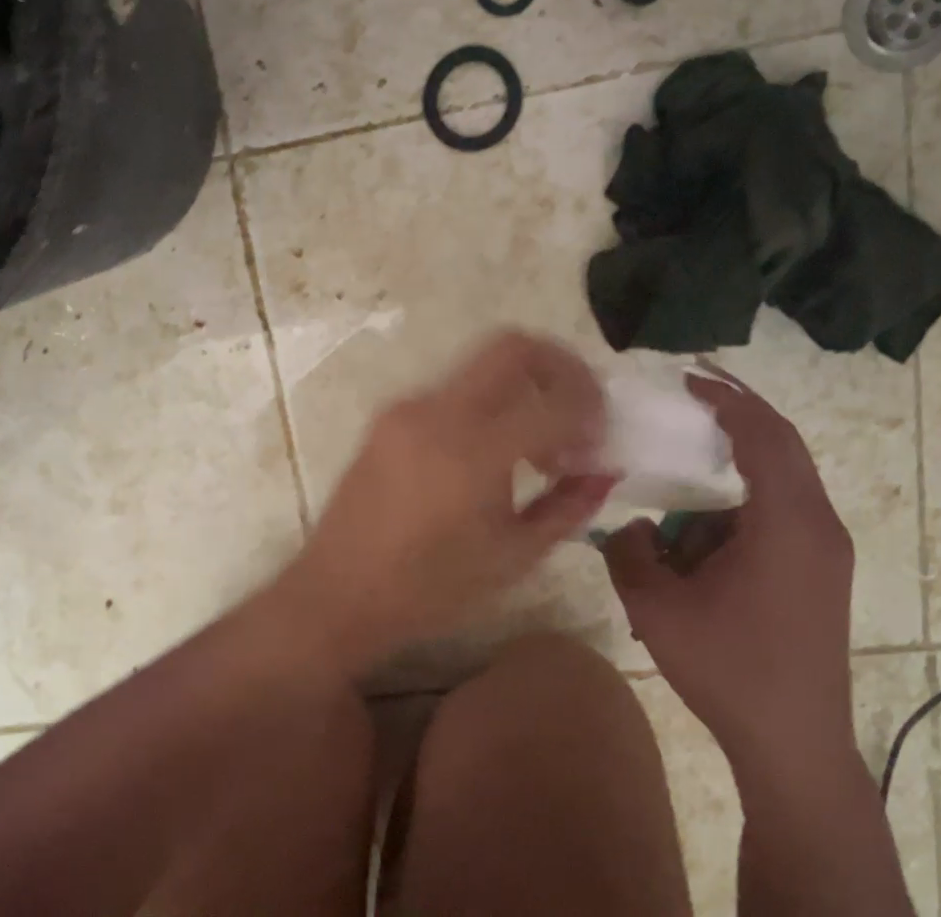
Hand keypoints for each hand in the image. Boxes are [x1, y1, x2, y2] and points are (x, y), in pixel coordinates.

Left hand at [281, 331, 614, 671]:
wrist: (337, 593)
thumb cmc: (429, 590)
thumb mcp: (513, 557)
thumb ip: (567, 507)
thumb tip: (603, 471)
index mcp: (474, 452)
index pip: (556, 402)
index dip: (592, 415)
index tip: (600, 444)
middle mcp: (438, 411)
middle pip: (514, 347)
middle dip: (561, 368)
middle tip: (581, 412)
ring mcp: (406, 408)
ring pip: (481, 364)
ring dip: (522, 387)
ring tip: (537, 447)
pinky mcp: (388, 417)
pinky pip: (452, 390)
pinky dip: (487, 404)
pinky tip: (493, 454)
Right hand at [601, 365, 855, 768]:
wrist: (795, 743)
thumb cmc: (729, 669)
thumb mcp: (657, 609)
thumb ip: (629, 553)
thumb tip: (630, 526)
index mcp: (787, 522)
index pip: (764, 434)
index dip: (727, 399)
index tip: (688, 379)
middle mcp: (818, 526)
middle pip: (783, 448)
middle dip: (738, 420)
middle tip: (690, 403)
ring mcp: (826, 552)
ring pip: (780, 486)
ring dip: (732, 479)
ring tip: (680, 498)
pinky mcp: (822, 575)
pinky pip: (781, 517)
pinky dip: (741, 511)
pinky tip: (700, 547)